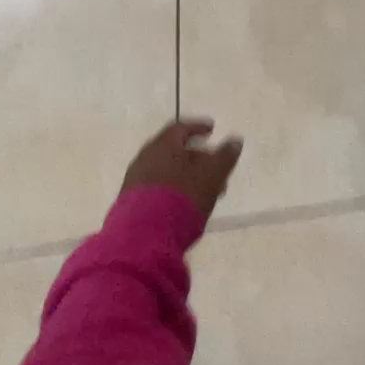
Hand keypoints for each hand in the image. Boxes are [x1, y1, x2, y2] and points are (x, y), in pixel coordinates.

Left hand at [121, 119, 243, 218]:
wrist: (143, 238)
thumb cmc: (183, 197)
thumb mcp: (213, 174)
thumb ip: (225, 156)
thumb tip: (235, 140)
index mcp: (164, 144)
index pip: (181, 127)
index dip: (198, 127)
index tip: (212, 129)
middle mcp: (145, 157)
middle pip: (172, 149)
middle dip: (195, 156)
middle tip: (212, 165)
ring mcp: (134, 181)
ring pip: (164, 170)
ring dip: (184, 175)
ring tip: (203, 189)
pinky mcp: (129, 203)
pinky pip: (155, 187)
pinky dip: (172, 189)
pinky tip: (183, 204)